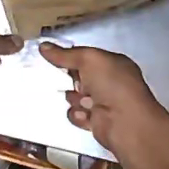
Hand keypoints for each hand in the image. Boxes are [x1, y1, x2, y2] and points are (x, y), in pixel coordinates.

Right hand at [39, 42, 168, 155]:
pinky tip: (85, 114)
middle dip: (72, 80)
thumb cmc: (112, 84)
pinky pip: (77, 115)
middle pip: (80, 78)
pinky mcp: (96, 122)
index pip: (88, 58)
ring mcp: (104, 103)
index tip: (56, 58)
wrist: (124, 122)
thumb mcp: (88, 60)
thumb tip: (43, 46)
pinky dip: (78, 114)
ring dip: (75, 99)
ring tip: (84, 101)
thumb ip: (65, 54)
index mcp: (113, 64)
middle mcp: (110, 83)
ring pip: (75, 97)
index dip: (73, 58)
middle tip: (71, 81)